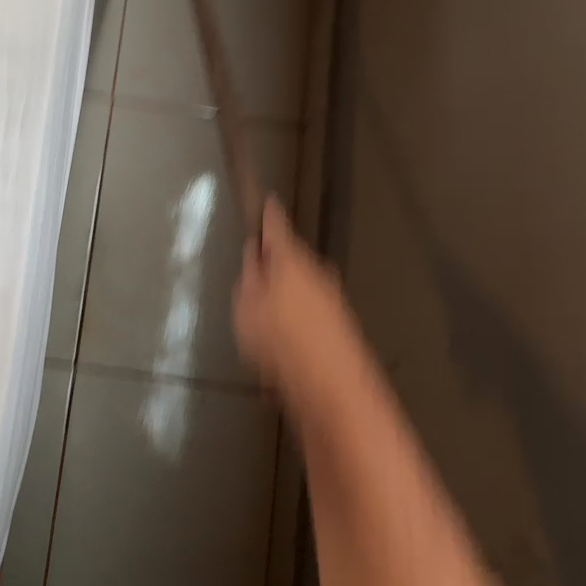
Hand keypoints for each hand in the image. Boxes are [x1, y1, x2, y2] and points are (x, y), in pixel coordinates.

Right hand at [233, 198, 371, 417]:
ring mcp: (331, 299)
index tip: (267, 200)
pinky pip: (310, 309)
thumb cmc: (278, 339)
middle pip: (292, 259)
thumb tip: (255, 255)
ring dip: (286, 291)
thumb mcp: (247, 306)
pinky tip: (283, 336)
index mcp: (291, 261)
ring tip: (264, 309)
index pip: (277, 228)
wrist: (332, 385)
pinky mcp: (338, 325)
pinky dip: (296, 314)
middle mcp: (316, 273)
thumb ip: (249, 278)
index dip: (269, 214)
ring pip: (302, 284)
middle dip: (276, 261)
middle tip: (255, 267)